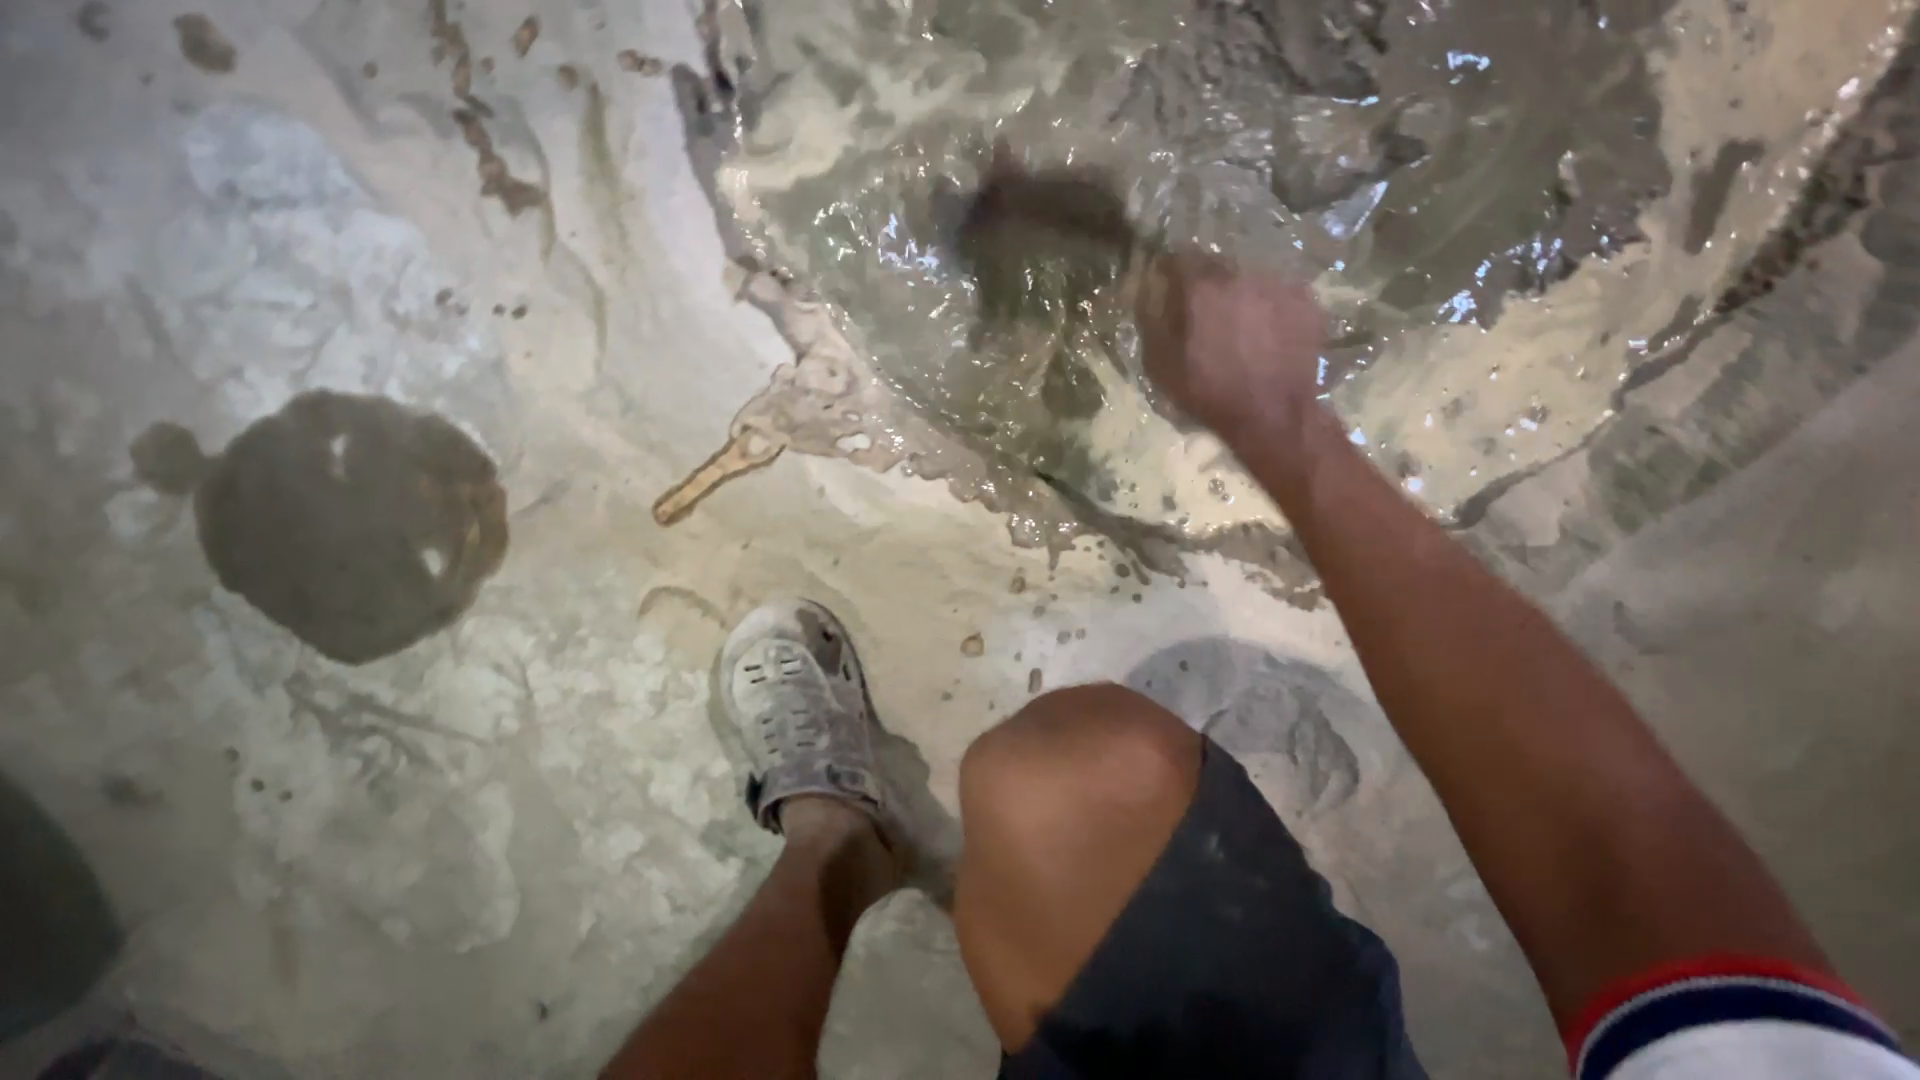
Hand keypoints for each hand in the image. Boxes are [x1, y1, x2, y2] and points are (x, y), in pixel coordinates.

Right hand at [1136, 253, 1324, 441]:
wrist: (1274, 416)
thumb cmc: (1210, 393)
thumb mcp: (1161, 365)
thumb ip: (1150, 321)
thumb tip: (1147, 292)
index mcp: (1203, 287)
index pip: (1179, 256)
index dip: (1169, 270)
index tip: (1167, 286)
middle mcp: (1242, 274)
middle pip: (1217, 264)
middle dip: (1206, 282)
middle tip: (1203, 311)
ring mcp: (1279, 284)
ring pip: (1249, 275)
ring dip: (1239, 292)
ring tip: (1237, 322)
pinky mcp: (1306, 300)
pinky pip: (1278, 291)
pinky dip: (1268, 304)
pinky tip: (1266, 330)